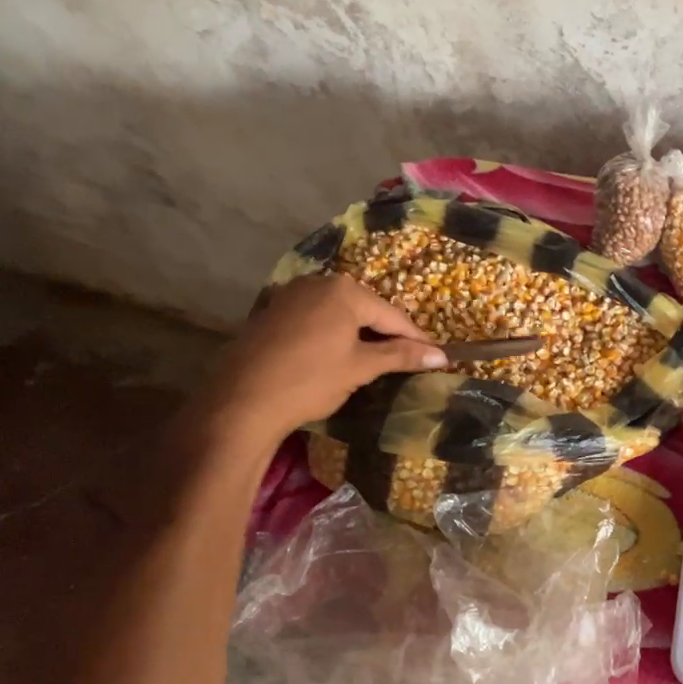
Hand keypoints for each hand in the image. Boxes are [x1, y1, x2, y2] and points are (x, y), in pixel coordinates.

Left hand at [196, 275, 446, 444]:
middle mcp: (319, 283)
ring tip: (375, 359)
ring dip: (358, 334)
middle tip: (405, 360)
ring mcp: (292, 295)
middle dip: (386, 334)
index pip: (392, 316)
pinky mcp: (273, 311)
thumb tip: (441, 356)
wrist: (241, 401)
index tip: (435, 357)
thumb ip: (401, 356)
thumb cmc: (309, 380)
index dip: (415, 339)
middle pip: (366, 309)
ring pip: (339, 313)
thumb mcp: (360, 367)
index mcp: (345, 291)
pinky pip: (315, 318)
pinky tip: (337, 355)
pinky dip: (332, 334)